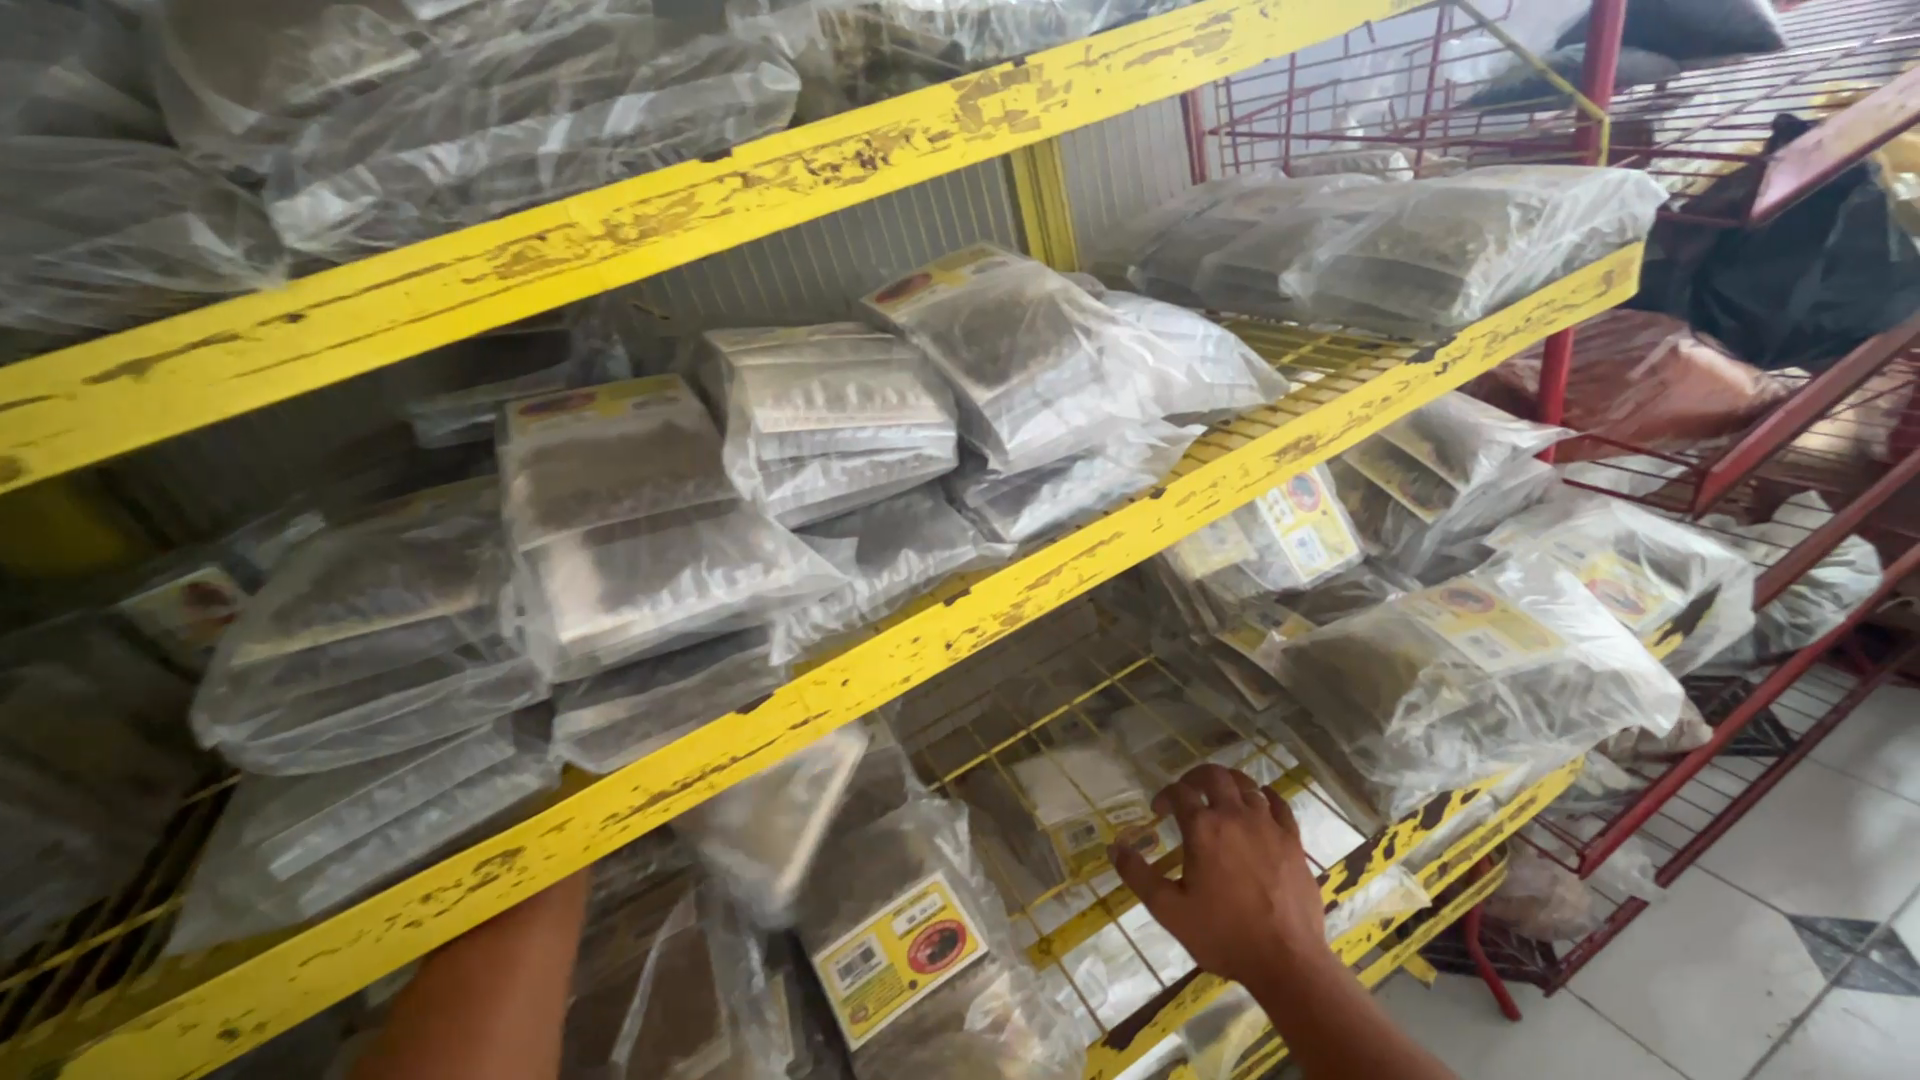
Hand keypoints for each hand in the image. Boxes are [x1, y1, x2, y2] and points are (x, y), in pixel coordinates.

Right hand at [1110, 764, 1332, 986]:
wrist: (1286, 961)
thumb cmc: (1223, 935)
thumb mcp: (1169, 910)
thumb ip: (1138, 875)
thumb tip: (1114, 847)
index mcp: (1203, 829)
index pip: (1179, 792)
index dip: (1165, 795)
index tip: (1159, 811)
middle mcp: (1235, 816)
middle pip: (1215, 776)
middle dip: (1194, 777)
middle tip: (1186, 792)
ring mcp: (1268, 826)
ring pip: (1247, 786)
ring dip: (1228, 783)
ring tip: (1220, 795)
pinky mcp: (1293, 841)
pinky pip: (1281, 805)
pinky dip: (1267, 795)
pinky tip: (1262, 800)